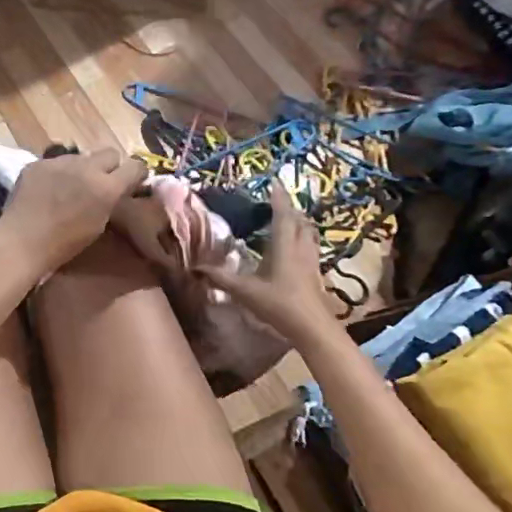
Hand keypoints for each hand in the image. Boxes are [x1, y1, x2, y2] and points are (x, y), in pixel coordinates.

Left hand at [0, 149, 147, 277]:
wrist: (21, 242)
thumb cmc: (64, 244)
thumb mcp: (98, 224)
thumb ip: (110, 200)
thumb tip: (115, 189)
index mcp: (106, 187)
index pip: (135, 166)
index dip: (136, 174)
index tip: (131, 182)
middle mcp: (86, 167)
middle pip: (110, 153)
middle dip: (110, 166)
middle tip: (100, 182)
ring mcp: (59, 161)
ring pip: (81, 156)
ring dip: (82, 168)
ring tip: (70, 186)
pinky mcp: (38, 162)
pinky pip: (56, 162)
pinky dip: (57, 173)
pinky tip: (47, 189)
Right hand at [198, 185, 339, 339]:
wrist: (313, 328)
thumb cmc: (279, 304)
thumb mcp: (245, 291)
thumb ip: (220, 277)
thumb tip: (195, 267)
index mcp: (284, 246)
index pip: (282, 215)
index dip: (278, 198)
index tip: (275, 183)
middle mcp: (300, 248)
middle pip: (299, 221)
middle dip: (289, 207)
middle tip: (278, 199)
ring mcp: (311, 261)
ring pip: (308, 233)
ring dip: (299, 221)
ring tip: (290, 218)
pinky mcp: (316, 273)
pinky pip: (310, 246)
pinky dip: (303, 238)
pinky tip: (296, 247)